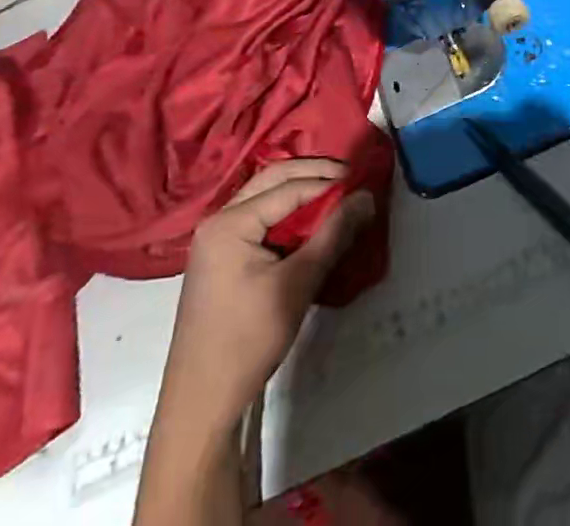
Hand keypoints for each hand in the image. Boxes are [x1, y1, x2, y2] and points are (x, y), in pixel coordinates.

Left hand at [138, 160, 375, 525]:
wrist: (203, 396)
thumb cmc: (249, 337)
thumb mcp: (299, 282)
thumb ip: (334, 233)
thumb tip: (366, 196)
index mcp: (230, 223)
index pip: (289, 187)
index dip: (330, 180)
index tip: (366, 180)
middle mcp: (218, 221)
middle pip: (272, 179)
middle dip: (315, 173)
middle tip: (353, 177)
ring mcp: (216, 239)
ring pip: (266, 197)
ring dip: (302, 190)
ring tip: (339, 196)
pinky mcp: (222, 257)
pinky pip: (260, 218)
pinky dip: (289, 212)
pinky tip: (313, 222)